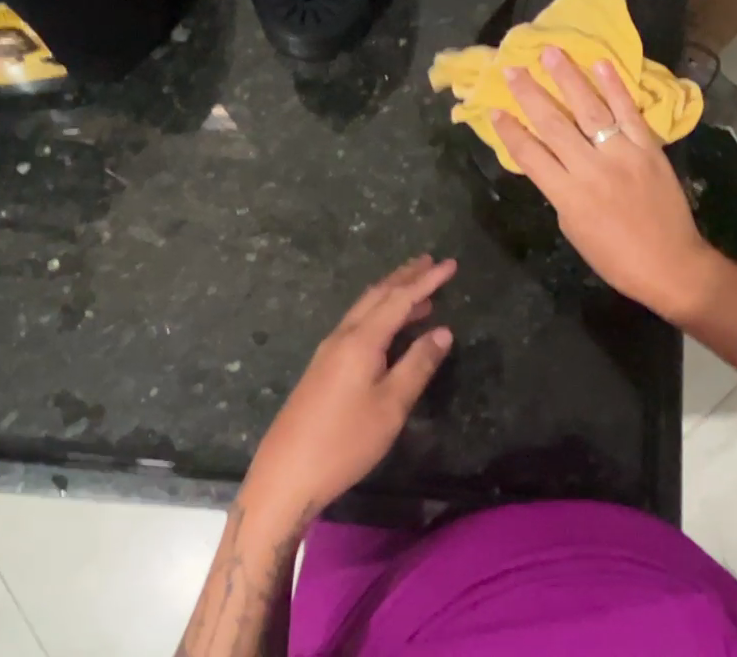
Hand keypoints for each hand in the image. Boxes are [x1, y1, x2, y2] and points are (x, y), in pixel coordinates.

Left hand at [239, 256, 454, 523]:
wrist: (286, 475)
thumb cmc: (344, 441)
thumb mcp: (391, 406)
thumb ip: (418, 365)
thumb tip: (443, 331)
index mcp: (361, 340)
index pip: (399, 299)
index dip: (427, 281)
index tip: (450, 264)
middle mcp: (342, 337)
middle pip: (377, 296)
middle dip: (405, 277)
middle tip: (431, 262)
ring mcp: (328, 352)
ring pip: (364, 309)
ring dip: (391, 295)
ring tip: (419, 291)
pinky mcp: (323, 369)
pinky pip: (357, 325)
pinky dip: (379, 315)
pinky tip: (390, 328)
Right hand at [490, 48, 722, 319]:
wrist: (670, 264)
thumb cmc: (615, 257)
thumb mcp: (573, 229)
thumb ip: (561, 192)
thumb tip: (553, 162)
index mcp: (567, 196)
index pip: (530, 155)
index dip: (509, 131)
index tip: (495, 109)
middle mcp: (590, 169)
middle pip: (553, 125)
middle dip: (529, 95)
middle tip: (512, 69)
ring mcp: (622, 155)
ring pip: (589, 110)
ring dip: (567, 78)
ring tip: (550, 53)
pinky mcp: (648, 149)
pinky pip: (629, 113)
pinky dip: (614, 87)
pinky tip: (599, 64)